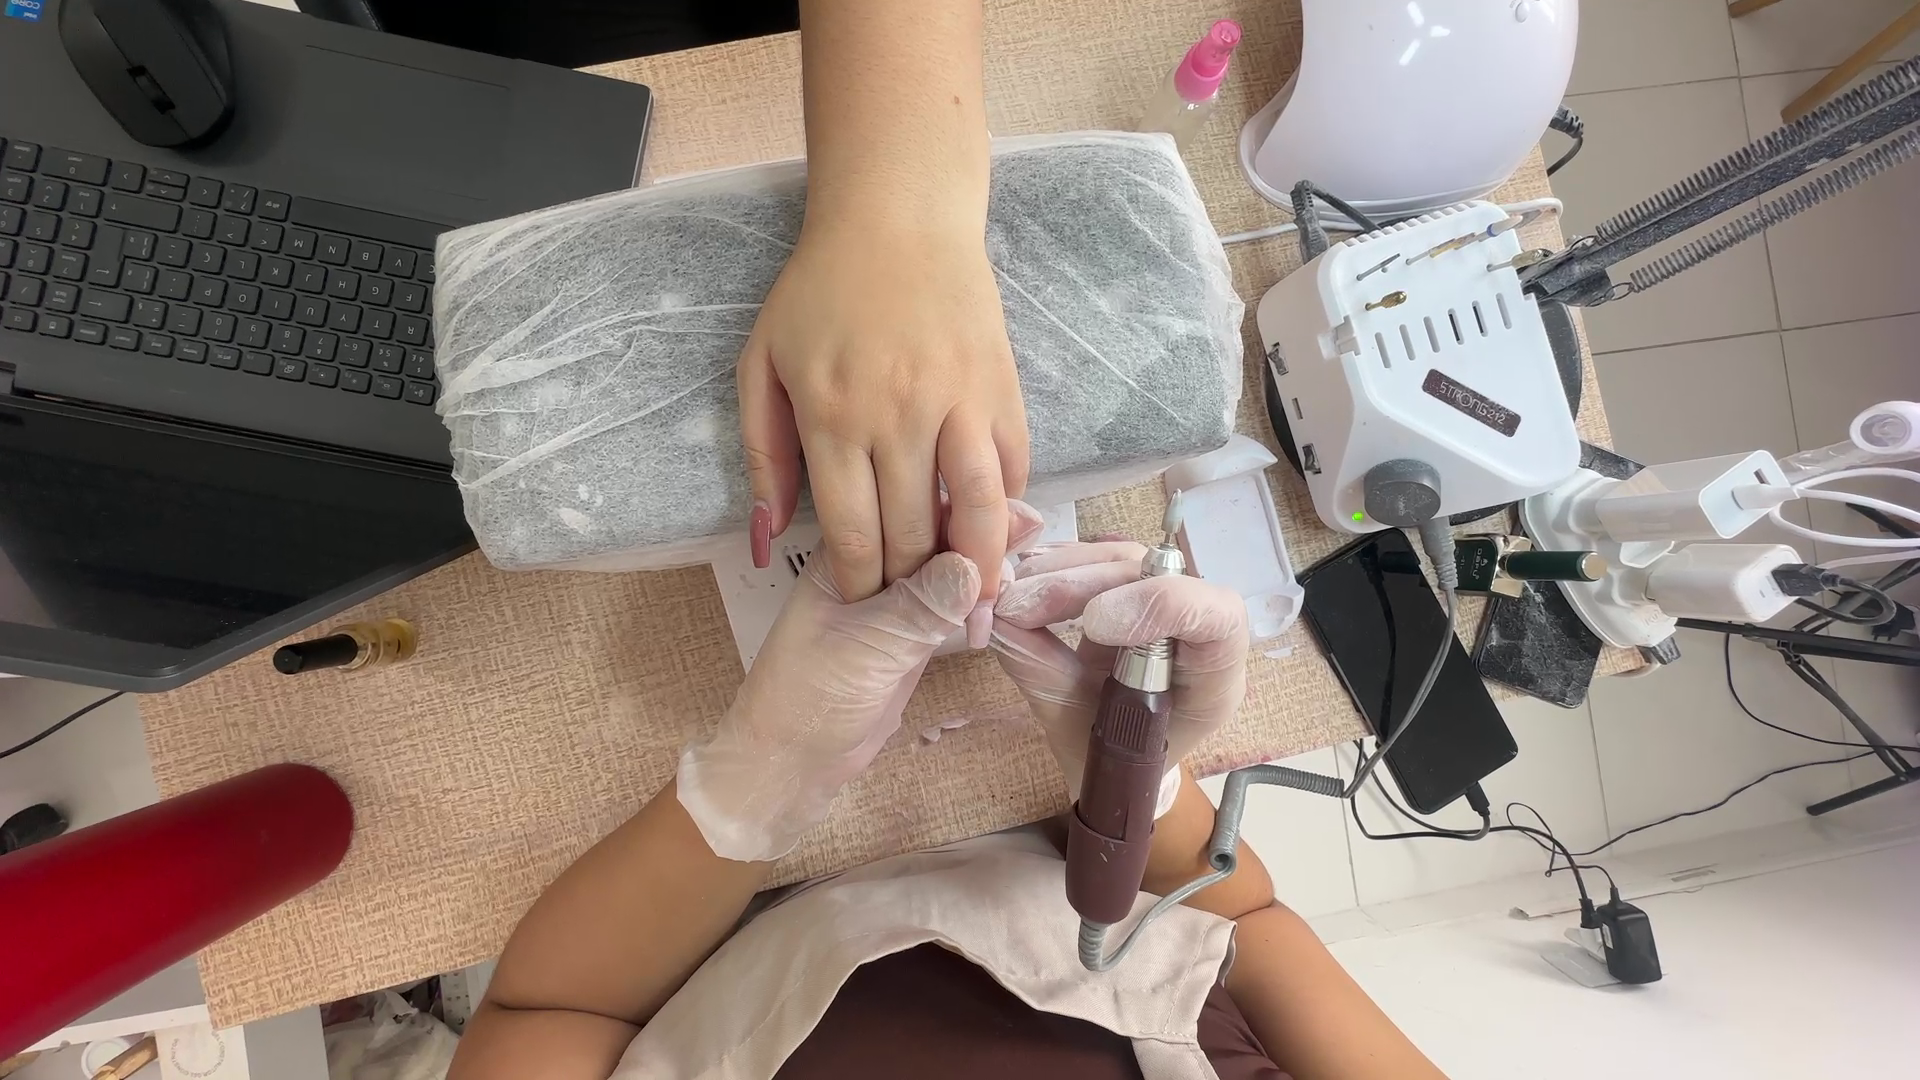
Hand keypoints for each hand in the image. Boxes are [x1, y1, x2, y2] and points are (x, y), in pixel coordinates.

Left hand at [679, 501, 1044, 861]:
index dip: (965, 511)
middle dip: (984, 537)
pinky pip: (955, 603)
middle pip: (941, 532)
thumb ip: (920, 607)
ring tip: (1017, 575)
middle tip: (1023, 548)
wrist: (792, 761)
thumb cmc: (810, 697)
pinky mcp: (915, 631)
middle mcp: (877, 561)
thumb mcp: (867, 647)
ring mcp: (898, 598)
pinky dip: (980, 601)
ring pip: (953, 567)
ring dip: (987, 569)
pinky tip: (1002, 600)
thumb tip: (976, 565)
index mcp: (852, 546)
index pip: (915, 509)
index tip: (1012, 525)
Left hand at [736, 216, 1029, 603]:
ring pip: (978, 512)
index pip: (853, 534)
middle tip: (913, 610)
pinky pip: (1013, 466)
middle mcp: (899, 418)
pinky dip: (1007, 507)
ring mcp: (958, 402)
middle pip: (914, 534)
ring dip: (976, 567)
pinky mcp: (1001, 388)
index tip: (867, 607)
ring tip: (970, 597)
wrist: (898, 218)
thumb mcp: (762, 365)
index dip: (861, 585)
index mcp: (833, 417)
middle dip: (912, 588)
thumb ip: (764, 457)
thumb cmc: (821, 293)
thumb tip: (764, 540)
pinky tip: (994, 528)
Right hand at [990, 541, 1249, 810]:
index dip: (1159, 604)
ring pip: (1121, 558)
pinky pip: (1098, 558)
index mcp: (1209, 680)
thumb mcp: (1073, 731)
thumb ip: (1041, 675)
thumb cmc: (1111, 760)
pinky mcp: (1128, 588)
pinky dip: (1055, 565)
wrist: (1116, 761)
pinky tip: (1021, 580)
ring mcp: (1161, 602)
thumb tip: (997, 621)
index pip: (1218, 618)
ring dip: (1059, 571)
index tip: (1092, 625)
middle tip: (1016, 606)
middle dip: (1079, 586)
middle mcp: (1194, 630)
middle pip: (1153, 575)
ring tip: (1008, 598)